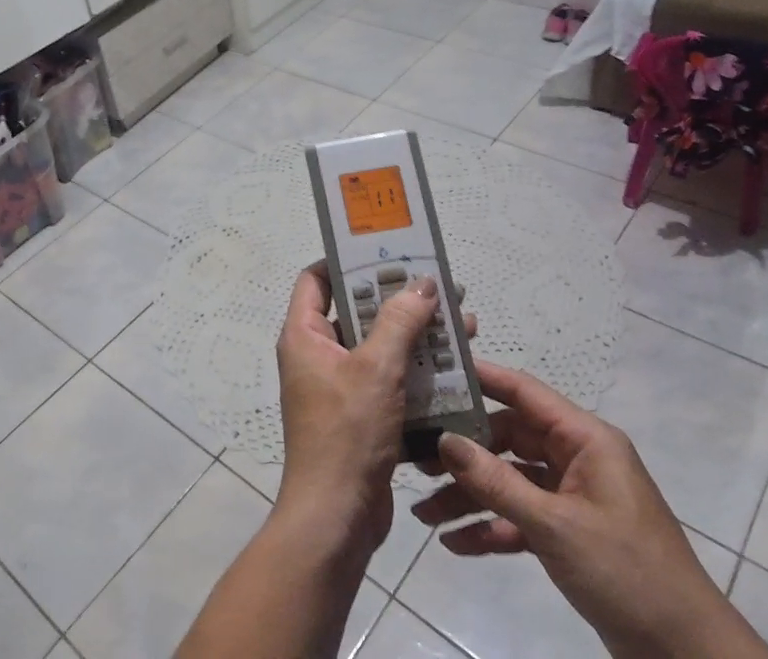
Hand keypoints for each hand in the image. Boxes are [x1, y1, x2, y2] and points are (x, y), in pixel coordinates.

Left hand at [273, 262, 443, 550]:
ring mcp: (338, 387)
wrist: (338, 514)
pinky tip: (457, 368)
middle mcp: (316, 356)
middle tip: (442, 290)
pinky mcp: (361, 415)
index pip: (316, 280)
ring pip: (379, 347)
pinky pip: (389, 380)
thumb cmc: (347, 432)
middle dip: (399, 300)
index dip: (347, 262)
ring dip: (417, 337)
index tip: (388, 252)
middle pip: (357, 312)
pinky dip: (418, 371)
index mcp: (304, 336)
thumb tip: (423, 282)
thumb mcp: (376, 368)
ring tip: (463, 326)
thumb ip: (400, 321)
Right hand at [412, 363, 767, 658]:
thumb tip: (444, 440)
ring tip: (423, 515)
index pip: (524, 393)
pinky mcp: (569, 535)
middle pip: (508, 440)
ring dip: (469, 497)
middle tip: (415, 462)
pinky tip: (455, 545)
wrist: (683, 651)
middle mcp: (578, 460)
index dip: (481, 379)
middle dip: (463, 454)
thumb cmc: (626, 572)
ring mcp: (573, 498)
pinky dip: (491, 529)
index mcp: (586, 441)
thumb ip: (496, 481)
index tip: (434, 373)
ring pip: (509, 482)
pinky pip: (520, 518)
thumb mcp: (554, 525)